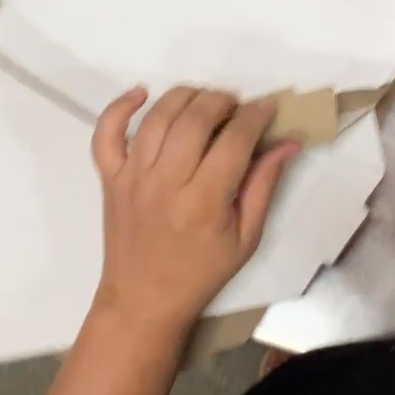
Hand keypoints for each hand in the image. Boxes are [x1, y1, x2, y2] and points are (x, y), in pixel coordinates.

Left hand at [89, 87, 299, 334]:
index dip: (255, 116)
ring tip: (205, 100)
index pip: (234, 141)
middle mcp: (165, 184)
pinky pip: (105, 133)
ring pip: (157, 117)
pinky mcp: (109, 178)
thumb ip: (265, 185)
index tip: (267, 107)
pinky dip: (119, 106)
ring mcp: (132, 178)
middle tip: (237, 105)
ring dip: (186, 96)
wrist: (141, 301)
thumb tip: (289, 142)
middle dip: (222, 101)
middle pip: (194, 120)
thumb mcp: (246, 237)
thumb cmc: (200, 272)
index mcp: (203, 203)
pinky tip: (142, 93)